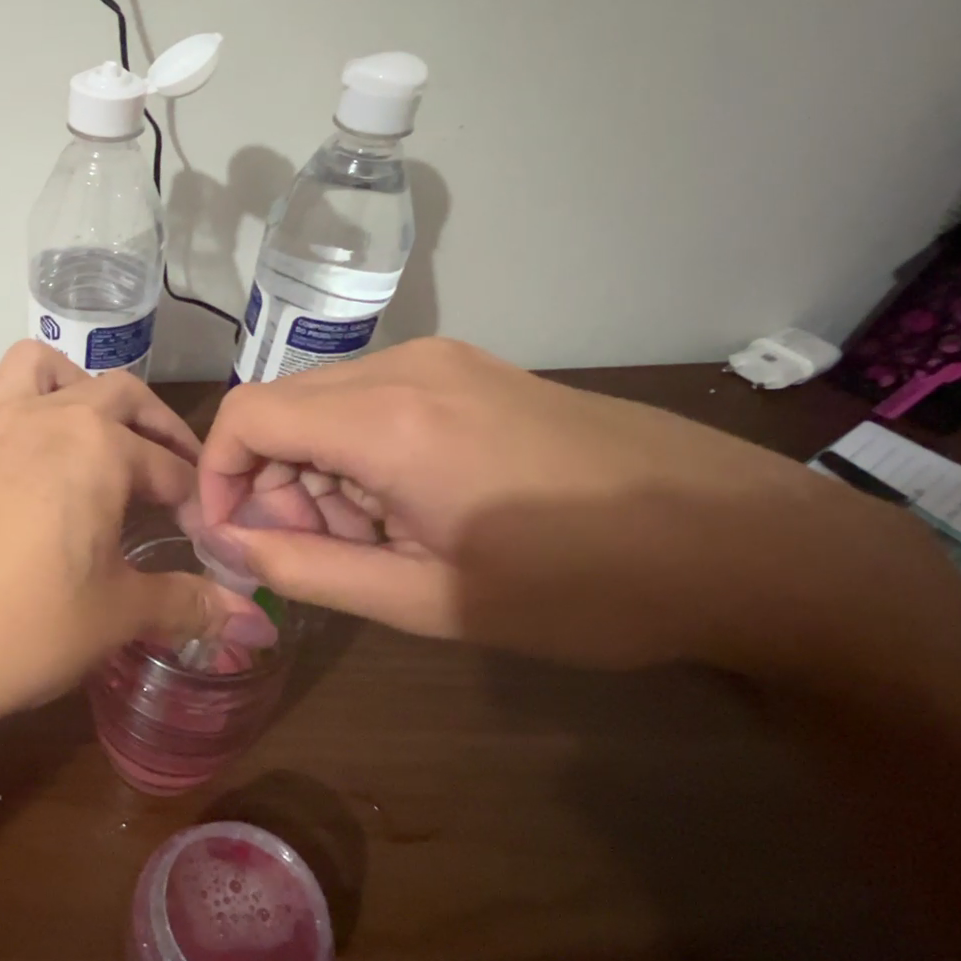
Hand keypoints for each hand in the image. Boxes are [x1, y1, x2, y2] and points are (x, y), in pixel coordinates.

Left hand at [0, 341, 276, 735]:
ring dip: (65, 385)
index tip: (205, 536)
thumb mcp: (116, 618)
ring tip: (81, 429)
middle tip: (168, 475)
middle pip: (115, 395)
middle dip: (153, 428)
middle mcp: (41, 417)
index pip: (168, 465)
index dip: (194, 501)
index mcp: (98, 448)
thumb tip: (258, 623)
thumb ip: (190, 606)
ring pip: (30, 366)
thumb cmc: (22, 631)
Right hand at [195, 337, 960, 670]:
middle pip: (282, 408)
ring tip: (379, 539)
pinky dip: (361, 454)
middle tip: (321, 552)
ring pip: (326, 405)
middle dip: (275, 482)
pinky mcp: (474, 370)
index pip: (246, 416)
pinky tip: (414, 507)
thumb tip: (228, 542)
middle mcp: (405, 366)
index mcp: (387, 420)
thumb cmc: (580, 587)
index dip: (216, 475)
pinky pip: (375, 400)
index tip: (232, 536)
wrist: (744, 544)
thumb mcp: (427, 599)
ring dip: (320, 472)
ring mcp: (446, 360)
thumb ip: (309, 568)